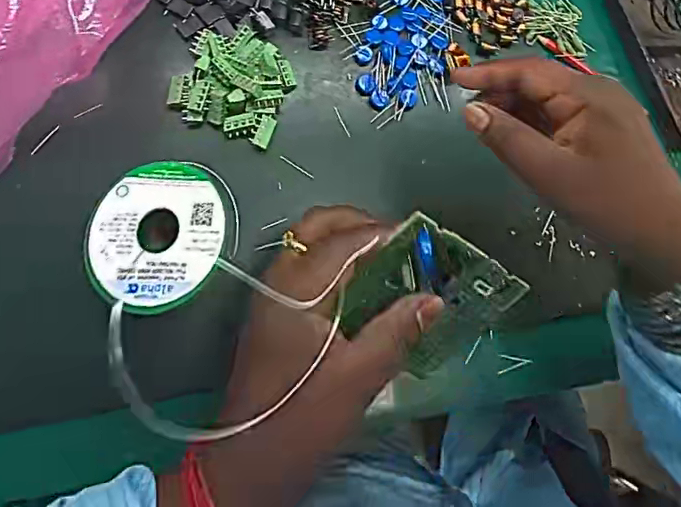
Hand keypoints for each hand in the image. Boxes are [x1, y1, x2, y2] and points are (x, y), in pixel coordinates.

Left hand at [193, 206, 442, 505]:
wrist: (247, 459)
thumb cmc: (301, 419)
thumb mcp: (357, 379)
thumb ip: (396, 332)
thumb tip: (433, 300)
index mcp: (298, 289)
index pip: (344, 242)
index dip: (381, 233)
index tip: (415, 235)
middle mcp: (278, 277)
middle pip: (318, 225)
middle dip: (358, 222)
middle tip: (396, 237)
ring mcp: (269, 289)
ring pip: (306, 239)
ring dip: (342, 235)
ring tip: (380, 251)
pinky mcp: (268, 305)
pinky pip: (300, 259)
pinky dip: (329, 253)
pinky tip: (354, 277)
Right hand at [451, 58, 680, 294]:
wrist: (671, 243)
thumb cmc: (610, 205)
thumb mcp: (550, 173)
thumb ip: (506, 138)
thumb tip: (469, 110)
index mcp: (588, 93)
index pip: (528, 71)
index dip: (488, 73)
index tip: (453, 80)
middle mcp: (599, 90)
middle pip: (538, 81)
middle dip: (501, 92)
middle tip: (469, 113)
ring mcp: (606, 108)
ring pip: (548, 98)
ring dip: (516, 108)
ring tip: (488, 127)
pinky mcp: (608, 126)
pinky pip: (562, 113)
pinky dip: (536, 121)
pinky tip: (519, 136)